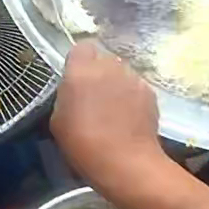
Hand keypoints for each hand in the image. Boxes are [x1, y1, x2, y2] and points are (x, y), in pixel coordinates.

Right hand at [51, 42, 170, 197]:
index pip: (81, 47)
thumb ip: (66, 96)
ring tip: (113, 109)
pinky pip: (136, 86)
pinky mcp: (150, 91)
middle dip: (98, 72)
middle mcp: (109, 66)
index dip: (78, 61)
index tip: (76, 78)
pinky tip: (129, 117)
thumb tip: (74, 90)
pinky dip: (132, 96)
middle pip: (103, 58)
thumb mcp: (58, 121)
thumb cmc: (82, 144)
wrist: (125, 162)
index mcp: (81, 70)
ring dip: (116, 83)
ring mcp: (133, 78)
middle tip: (93, 96)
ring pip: (122, 71)